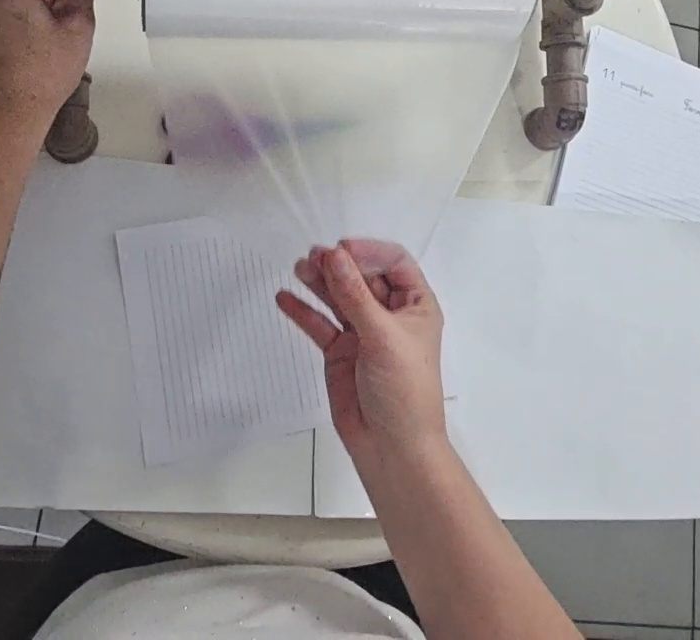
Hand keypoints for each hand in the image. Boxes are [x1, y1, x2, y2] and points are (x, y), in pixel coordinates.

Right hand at [276, 241, 446, 462]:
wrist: (392, 448)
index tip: (341, 251)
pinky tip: (284, 298)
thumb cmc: (404, 388)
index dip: (369, 252)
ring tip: (298, 269)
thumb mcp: (383, 336)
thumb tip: (334, 256)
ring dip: (319, 283)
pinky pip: (320, 325)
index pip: (394, 263)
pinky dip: (303, 311)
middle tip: (312, 257)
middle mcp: (389, 314)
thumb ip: (355, 295)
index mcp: (415, 305)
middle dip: (339, 265)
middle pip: (362, 277)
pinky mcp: (340, 352)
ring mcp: (363, 333)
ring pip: (339, 298)